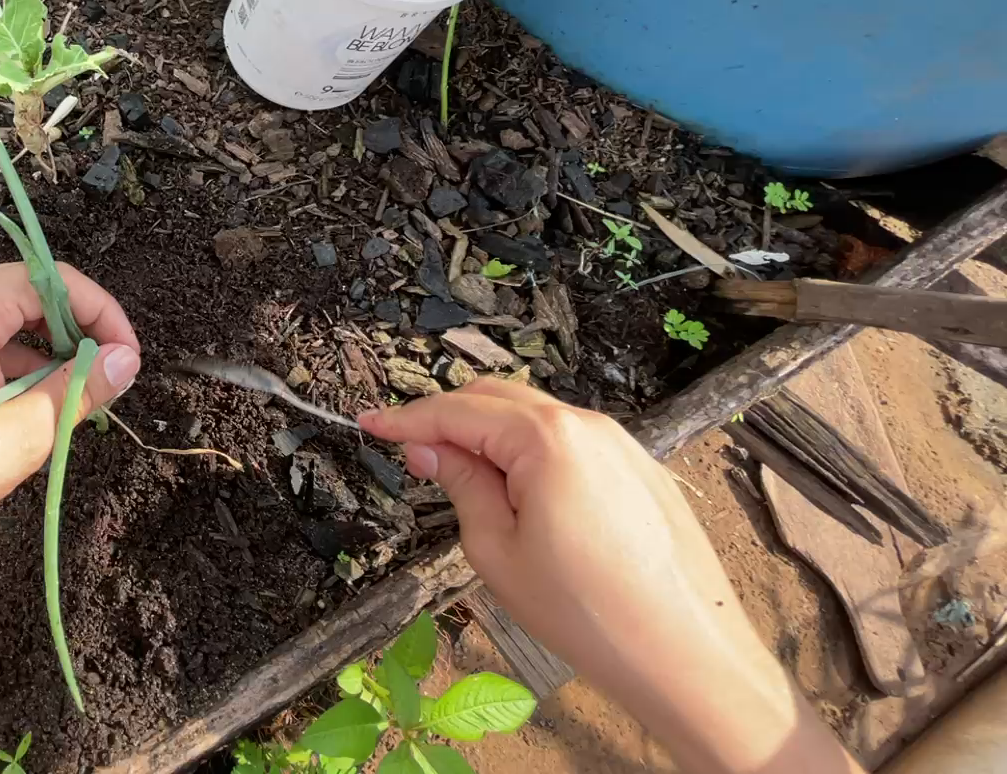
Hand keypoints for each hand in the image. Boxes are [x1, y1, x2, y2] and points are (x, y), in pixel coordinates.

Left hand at [0, 262, 139, 569]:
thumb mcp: (23, 431)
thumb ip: (79, 388)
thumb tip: (126, 360)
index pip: (55, 280)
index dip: (102, 313)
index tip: (129, 357)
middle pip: (31, 296)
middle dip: (77, 333)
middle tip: (106, 376)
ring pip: (8, 326)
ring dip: (48, 355)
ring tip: (74, 399)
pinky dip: (17, 370)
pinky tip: (32, 410)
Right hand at [362, 378, 862, 773]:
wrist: (696, 666)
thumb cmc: (586, 612)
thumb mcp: (495, 548)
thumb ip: (458, 482)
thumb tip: (426, 448)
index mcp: (545, 438)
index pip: (455, 412)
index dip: (404, 418)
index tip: (368, 422)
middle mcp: (586, 424)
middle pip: (492, 398)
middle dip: (445, 418)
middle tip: (412, 453)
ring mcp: (620, 443)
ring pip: (530, 414)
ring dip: (486, 432)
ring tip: (462, 475)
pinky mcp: (640, 468)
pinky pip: (566, 438)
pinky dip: (526, 447)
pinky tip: (517, 489)